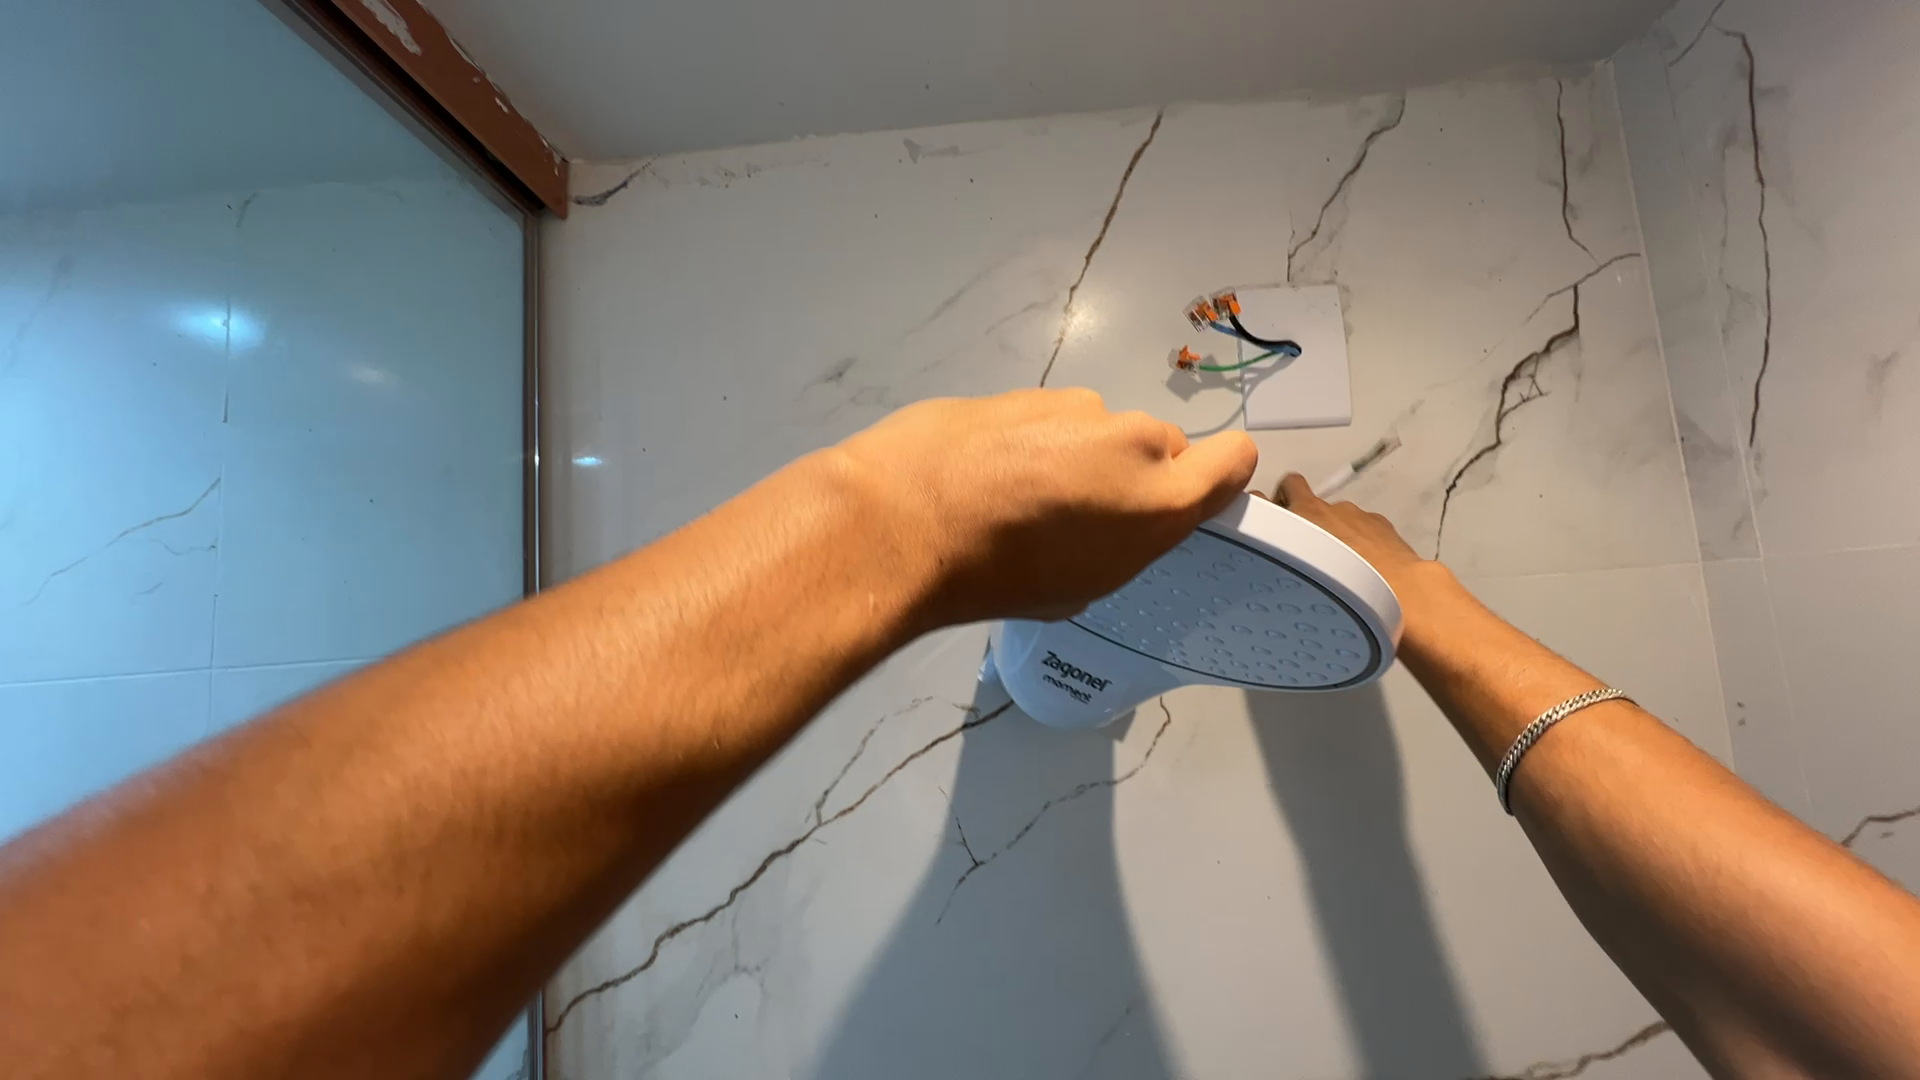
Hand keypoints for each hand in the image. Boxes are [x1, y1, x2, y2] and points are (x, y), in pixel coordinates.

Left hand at [832, 388, 1257, 624]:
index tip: (1180, 497)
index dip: (1213, 477)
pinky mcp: (1023, 391)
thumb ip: (1124, 540)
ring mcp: (1074, 407)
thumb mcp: (1081, 587)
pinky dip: (1031, 441)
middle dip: (1130, 474)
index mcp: (1159, 498)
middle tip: (1077, 511)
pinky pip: (1048, 420)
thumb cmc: (999, 577)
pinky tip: (985, 471)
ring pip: (1098, 431)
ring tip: (1017, 494)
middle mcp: (1130, 440)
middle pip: (1157, 447)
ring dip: (1076, 456)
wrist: (903, 521)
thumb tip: (1116, 516)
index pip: (1233, 460)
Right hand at [1270, 473, 1464, 643]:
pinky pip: (1357, 522)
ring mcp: (1348, 511)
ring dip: (1328, 525)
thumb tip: (1273, 558)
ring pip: (1328, 509)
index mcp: (1288, 519)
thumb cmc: (1338, 588)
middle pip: (1291, 485)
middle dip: (1291, 500)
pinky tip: (1362, 562)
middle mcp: (1315, 508)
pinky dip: (1356, 535)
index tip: (1259, 528)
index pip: (1257, 498)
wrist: (1396, 591)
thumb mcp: (1293, 576)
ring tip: (1335, 559)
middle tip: (1294, 532)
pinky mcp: (1376, 519)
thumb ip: (1278, 556)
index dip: (1257, 510)